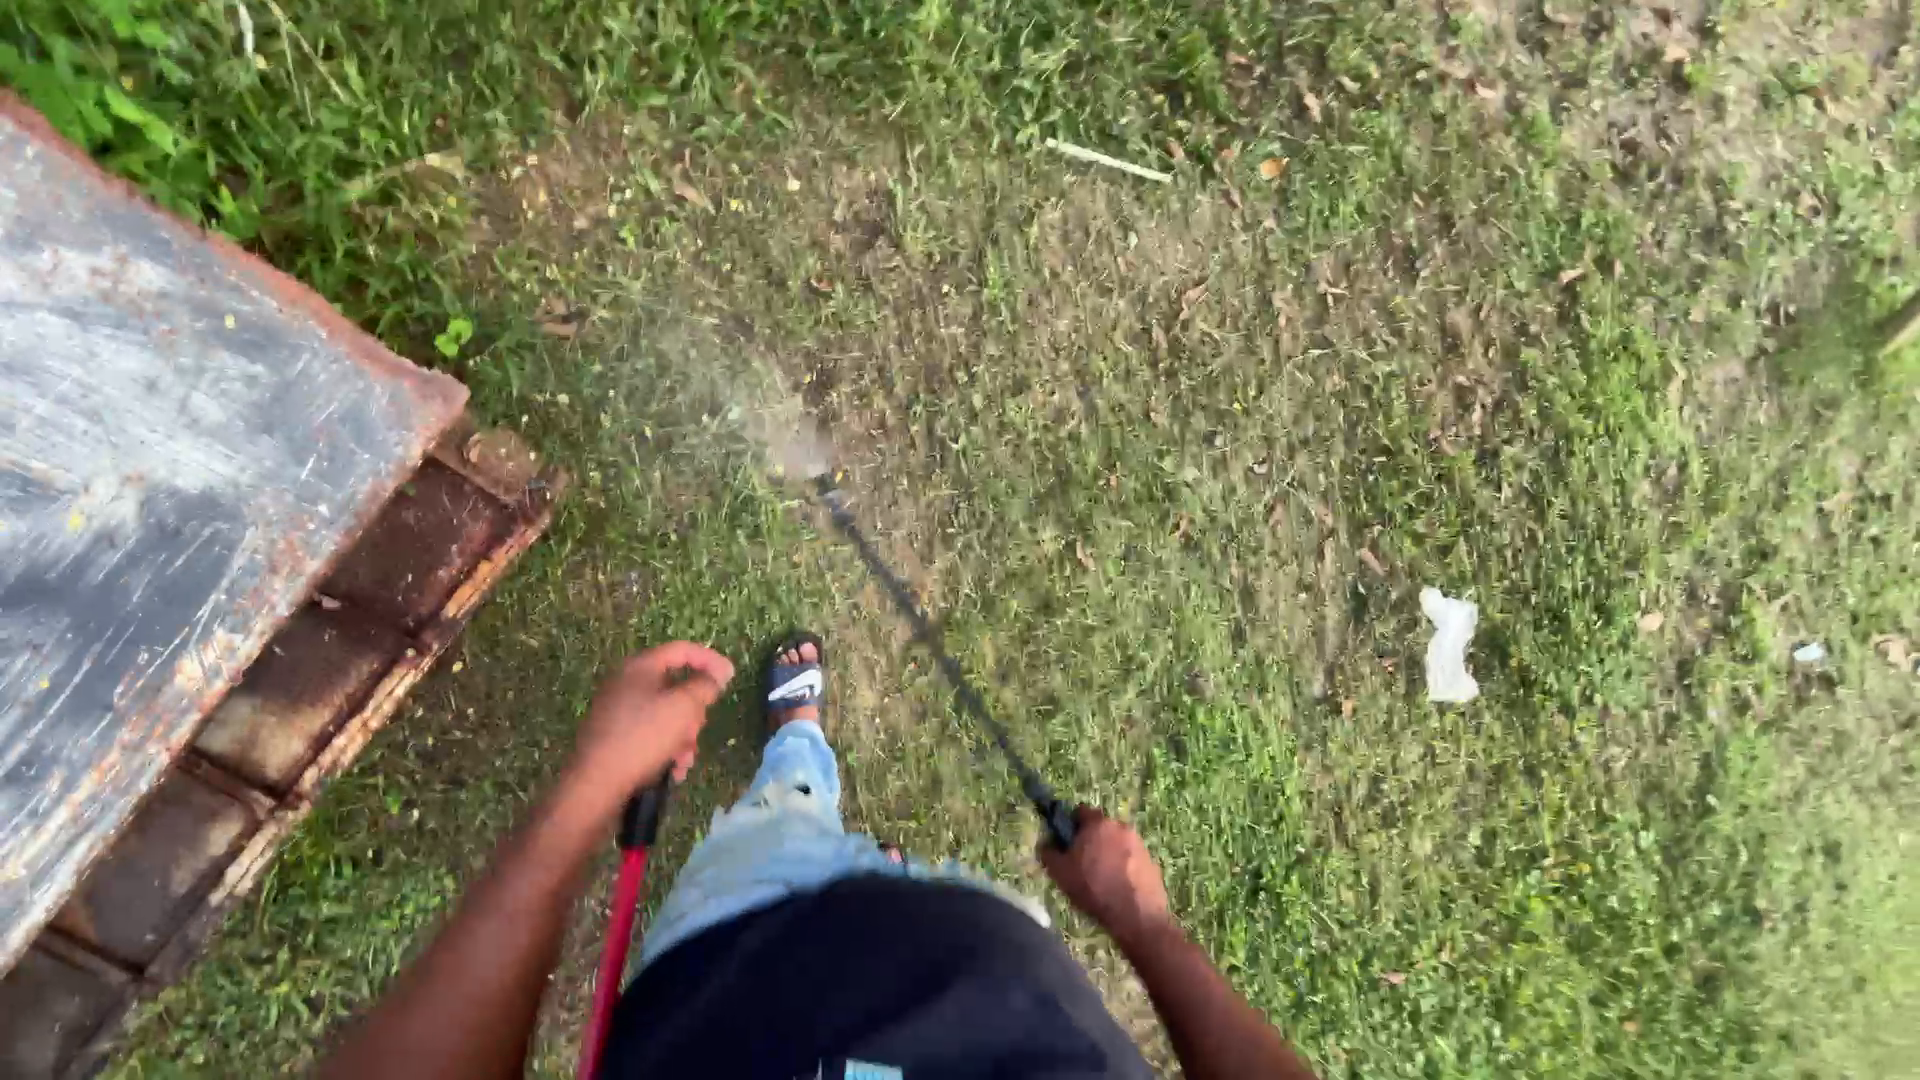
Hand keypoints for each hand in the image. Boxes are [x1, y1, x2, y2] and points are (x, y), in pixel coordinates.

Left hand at [561, 642, 734, 811]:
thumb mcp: (684, 707)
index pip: (683, 650)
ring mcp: (617, 709)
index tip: (730, 678)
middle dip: (694, 712)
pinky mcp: (613, 734)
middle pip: (676, 686)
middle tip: (698, 730)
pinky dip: (666, 747)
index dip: (711, 660)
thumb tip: (718, 673)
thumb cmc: (643, 737)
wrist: (595, 784)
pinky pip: (650, 731)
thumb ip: (706, 685)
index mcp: (641, 667)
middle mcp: (626, 683)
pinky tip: (673, 769)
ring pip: (666, 713)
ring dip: (683, 735)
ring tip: (685, 760)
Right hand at [1038, 805, 1176, 947]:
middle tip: (1082, 865)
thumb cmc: (1093, 889)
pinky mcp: (1151, 861)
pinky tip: (1119, 888)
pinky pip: (1131, 858)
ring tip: (1102, 880)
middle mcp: (1120, 826)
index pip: (1080, 812)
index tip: (1067, 845)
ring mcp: (1139, 843)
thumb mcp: (1060, 873)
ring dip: (1109, 854)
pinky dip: (1124, 867)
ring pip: (1117, 843)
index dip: (1071, 827)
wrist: (1137, 916)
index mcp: (1097, 823)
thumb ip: (1049, 852)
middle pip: (1100, 828)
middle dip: (1091, 841)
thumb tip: (1046, 844)